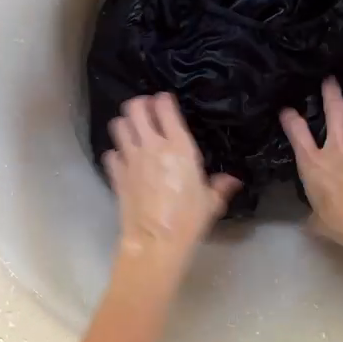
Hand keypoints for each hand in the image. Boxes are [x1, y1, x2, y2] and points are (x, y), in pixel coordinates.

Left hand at [103, 93, 240, 275]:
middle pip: (135, 109)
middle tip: (145, 111)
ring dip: (125, 125)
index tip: (164, 102)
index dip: (163, 101)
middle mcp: (151, 146)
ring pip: (119, 126)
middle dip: (139, 105)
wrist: (156, 241)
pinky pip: (111, 154)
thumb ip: (219, 186)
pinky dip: (115, 153)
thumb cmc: (188, 219)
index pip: (165, 108)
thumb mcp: (210, 202)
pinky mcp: (116, 174)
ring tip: (132, 131)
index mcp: (179, 146)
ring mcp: (130, 158)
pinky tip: (123, 160)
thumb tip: (231, 180)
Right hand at [280, 77, 342, 256]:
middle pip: (334, 116)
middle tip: (330, 81)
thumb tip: (316, 216)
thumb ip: (315, 213)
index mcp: (313, 166)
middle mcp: (338, 153)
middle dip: (331, 96)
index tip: (287, 108)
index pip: (297, 135)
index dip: (290, 120)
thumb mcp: (318, 222)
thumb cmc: (341, 222)